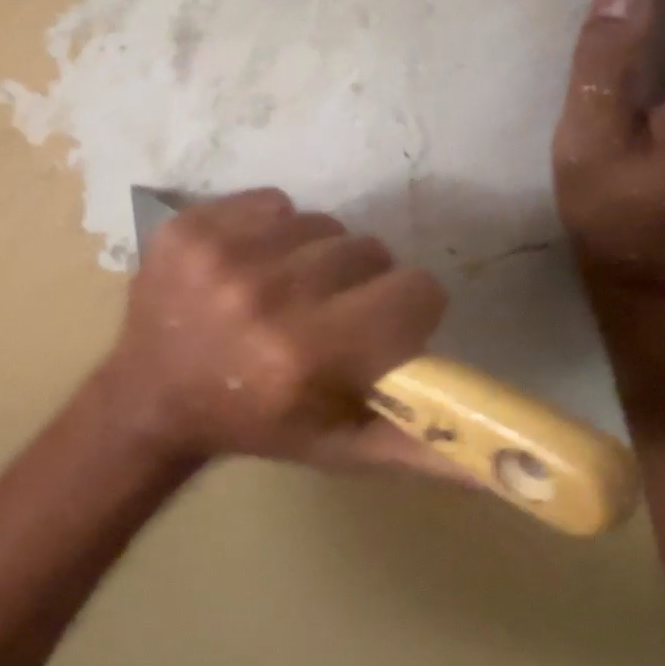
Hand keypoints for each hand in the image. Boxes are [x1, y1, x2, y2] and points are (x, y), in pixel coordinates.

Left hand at [98, 188, 463, 478]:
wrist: (150, 395)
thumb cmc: (253, 424)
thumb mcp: (338, 450)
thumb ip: (424, 450)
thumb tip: (514, 464)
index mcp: (306, 356)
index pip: (414, 291)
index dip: (407, 310)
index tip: (382, 328)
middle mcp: (263, 297)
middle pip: (368, 249)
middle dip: (360, 282)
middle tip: (326, 313)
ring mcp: (218, 254)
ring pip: (319, 222)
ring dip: (314, 254)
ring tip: (283, 291)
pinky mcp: (188, 225)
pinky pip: (270, 201)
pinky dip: (270, 230)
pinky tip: (248, 266)